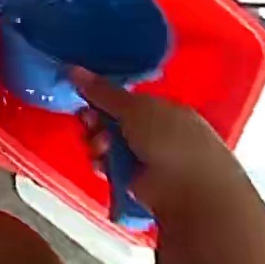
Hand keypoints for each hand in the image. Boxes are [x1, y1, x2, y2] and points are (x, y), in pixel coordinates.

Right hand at [71, 68, 250, 219]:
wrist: (192, 194)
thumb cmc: (170, 141)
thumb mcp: (135, 108)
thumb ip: (102, 91)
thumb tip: (72, 69)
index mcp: (165, 110)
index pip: (126, 98)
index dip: (103, 97)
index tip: (85, 96)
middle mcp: (158, 132)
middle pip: (112, 120)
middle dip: (96, 120)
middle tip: (90, 122)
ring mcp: (148, 157)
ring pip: (107, 142)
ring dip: (98, 142)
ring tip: (102, 147)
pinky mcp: (136, 180)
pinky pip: (108, 164)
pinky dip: (102, 163)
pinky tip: (104, 165)